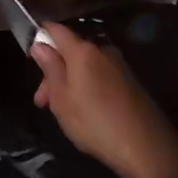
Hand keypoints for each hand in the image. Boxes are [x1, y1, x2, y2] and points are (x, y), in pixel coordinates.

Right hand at [30, 23, 177, 177]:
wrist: (146, 147)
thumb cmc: (95, 122)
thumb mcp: (62, 99)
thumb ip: (50, 68)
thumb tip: (39, 45)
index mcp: (83, 51)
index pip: (56, 29)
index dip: (41, 37)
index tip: (31, 57)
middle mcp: (103, 50)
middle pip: (71, 51)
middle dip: (53, 71)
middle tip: (43, 101)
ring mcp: (119, 66)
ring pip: (85, 66)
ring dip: (69, 82)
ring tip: (62, 112)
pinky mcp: (130, 82)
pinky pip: (100, 75)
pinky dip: (87, 87)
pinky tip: (84, 112)